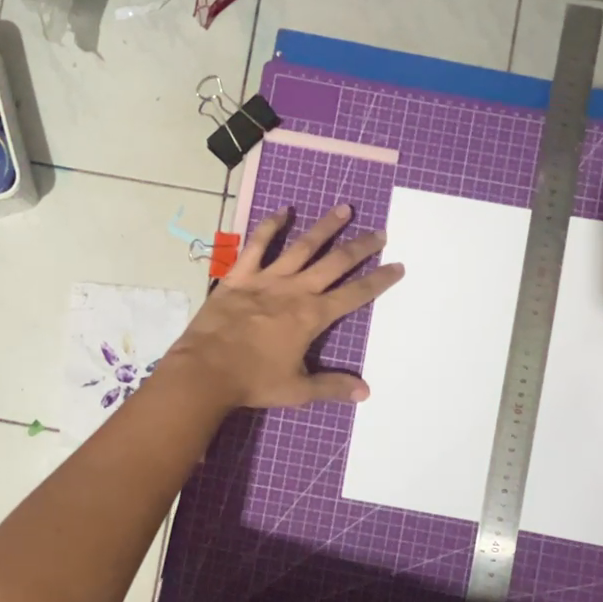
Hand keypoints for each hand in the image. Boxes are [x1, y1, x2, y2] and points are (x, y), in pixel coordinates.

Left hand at [160, 204, 404, 410]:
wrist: (205, 370)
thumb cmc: (252, 381)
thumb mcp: (297, 389)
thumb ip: (331, 386)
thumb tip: (365, 392)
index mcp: (312, 317)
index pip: (355, 294)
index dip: (378, 280)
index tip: (397, 265)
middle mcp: (295, 291)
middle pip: (335, 263)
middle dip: (360, 247)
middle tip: (379, 232)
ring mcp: (266, 279)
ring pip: (302, 246)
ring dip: (325, 227)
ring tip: (343, 209)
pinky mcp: (238, 276)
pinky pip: (256, 245)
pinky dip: (270, 226)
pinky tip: (283, 211)